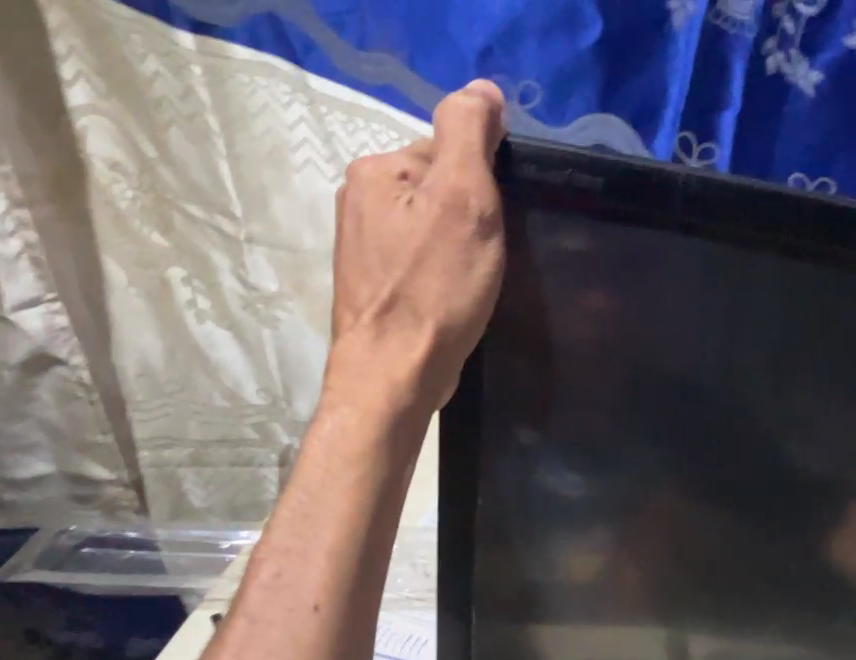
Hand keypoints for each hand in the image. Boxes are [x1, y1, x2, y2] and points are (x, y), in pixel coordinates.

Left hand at [325, 80, 506, 423]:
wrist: (395, 373)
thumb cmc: (435, 290)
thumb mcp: (464, 201)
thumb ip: (470, 136)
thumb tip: (483, 90)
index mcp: (377, 169)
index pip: (448, 152)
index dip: (484, 187)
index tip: (495, 228)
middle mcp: (359, 199)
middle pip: (440, 189)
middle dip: (471, 218)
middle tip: (488, 261)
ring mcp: (362, 246)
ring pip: (432, 229)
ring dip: (460, 249)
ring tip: (473, 284)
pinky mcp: (374, 285)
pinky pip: (421, 262)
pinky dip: (443, 275)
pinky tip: (453, 301)